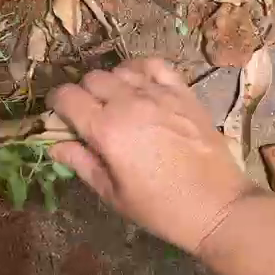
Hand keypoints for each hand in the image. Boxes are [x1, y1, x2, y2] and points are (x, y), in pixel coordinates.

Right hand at [48, 58, 264, 252]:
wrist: (218, 206)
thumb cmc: (161, 208)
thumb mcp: (114, 195)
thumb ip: (82, 164)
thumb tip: (56, 145)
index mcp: (107, 130)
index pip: (67, 97)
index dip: (57, 103)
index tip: (59, 114)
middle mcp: (129, 103)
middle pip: (92, 79)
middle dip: (83, 93)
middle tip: (90, 115)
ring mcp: (158, 93)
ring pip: (120, 70)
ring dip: (111, 83)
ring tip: (117, 103)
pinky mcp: (182, 91)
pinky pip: (154, 65)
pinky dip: (140, 70)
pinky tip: (141, 85)